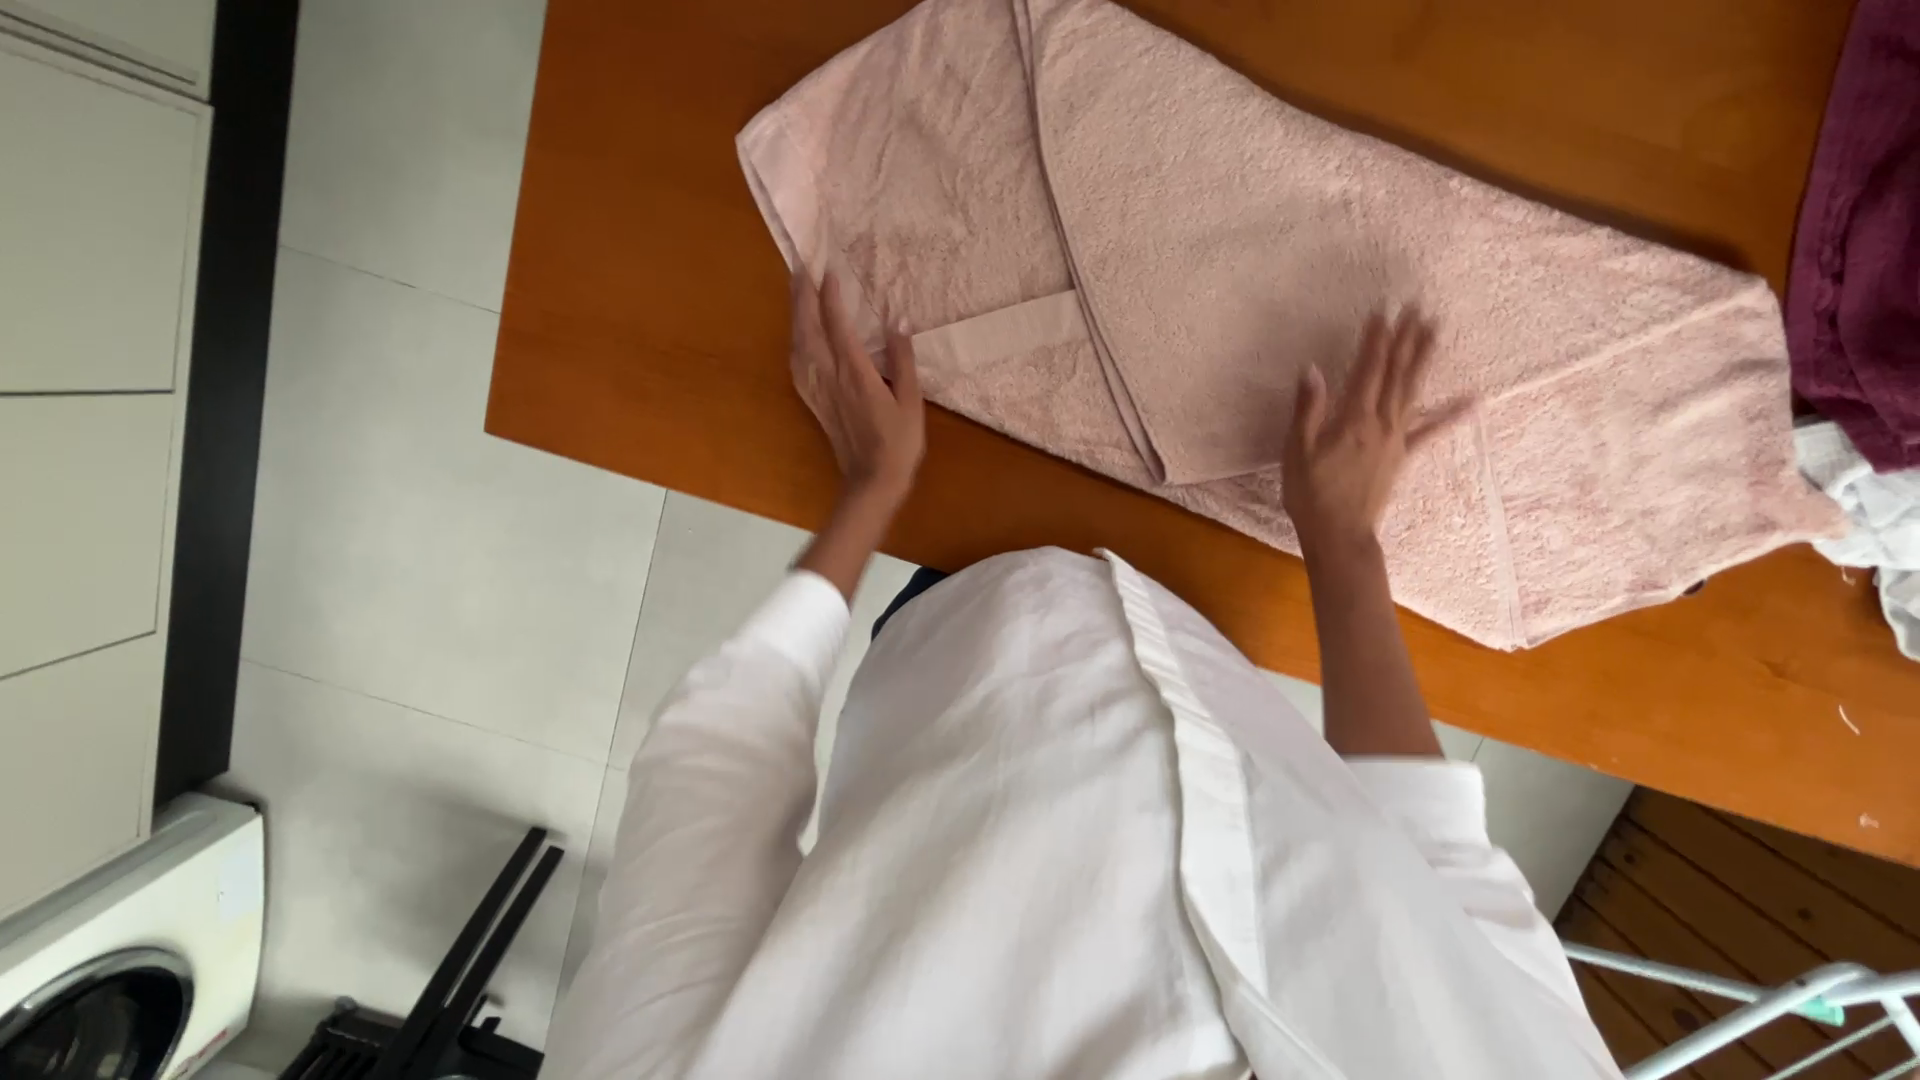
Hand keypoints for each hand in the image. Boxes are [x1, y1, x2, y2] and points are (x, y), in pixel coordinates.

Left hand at [789, 270, 924, 507]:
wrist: (872, 480)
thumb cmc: (898, 443)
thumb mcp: (911, 401)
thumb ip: (902, 361)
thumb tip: (897, 323)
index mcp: (855, 373)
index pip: (837, 324)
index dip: (831, 295)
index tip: (830, 268)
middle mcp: (830, 377)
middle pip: (808, 327)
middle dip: (802, 295)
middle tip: (801, 265)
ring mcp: (817, 389)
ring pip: (797, 343)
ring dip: (795, 313)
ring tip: (796, 290)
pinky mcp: (813, 400)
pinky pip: (797, 363)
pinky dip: (794, 340)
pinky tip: (797, 334)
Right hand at [1282, 308, 1446, 555]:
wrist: (1339, 533)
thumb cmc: (1310, 494)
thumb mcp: (1296, 451)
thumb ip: (1307, 410)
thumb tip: (1313, 370)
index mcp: (1351, 419)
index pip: (1366, 369)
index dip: (1375, 339)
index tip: (1382, 311)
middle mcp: (1380, 423)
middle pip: (1395, 373)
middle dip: (1404, 340)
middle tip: (1416, 308)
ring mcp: (1396, 439)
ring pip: (1412, 391)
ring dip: (1423, 359)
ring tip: (1435, 331)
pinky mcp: (1403, 455)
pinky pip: (1430, 431)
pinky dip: (1452, 414)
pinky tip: (1472, 400)